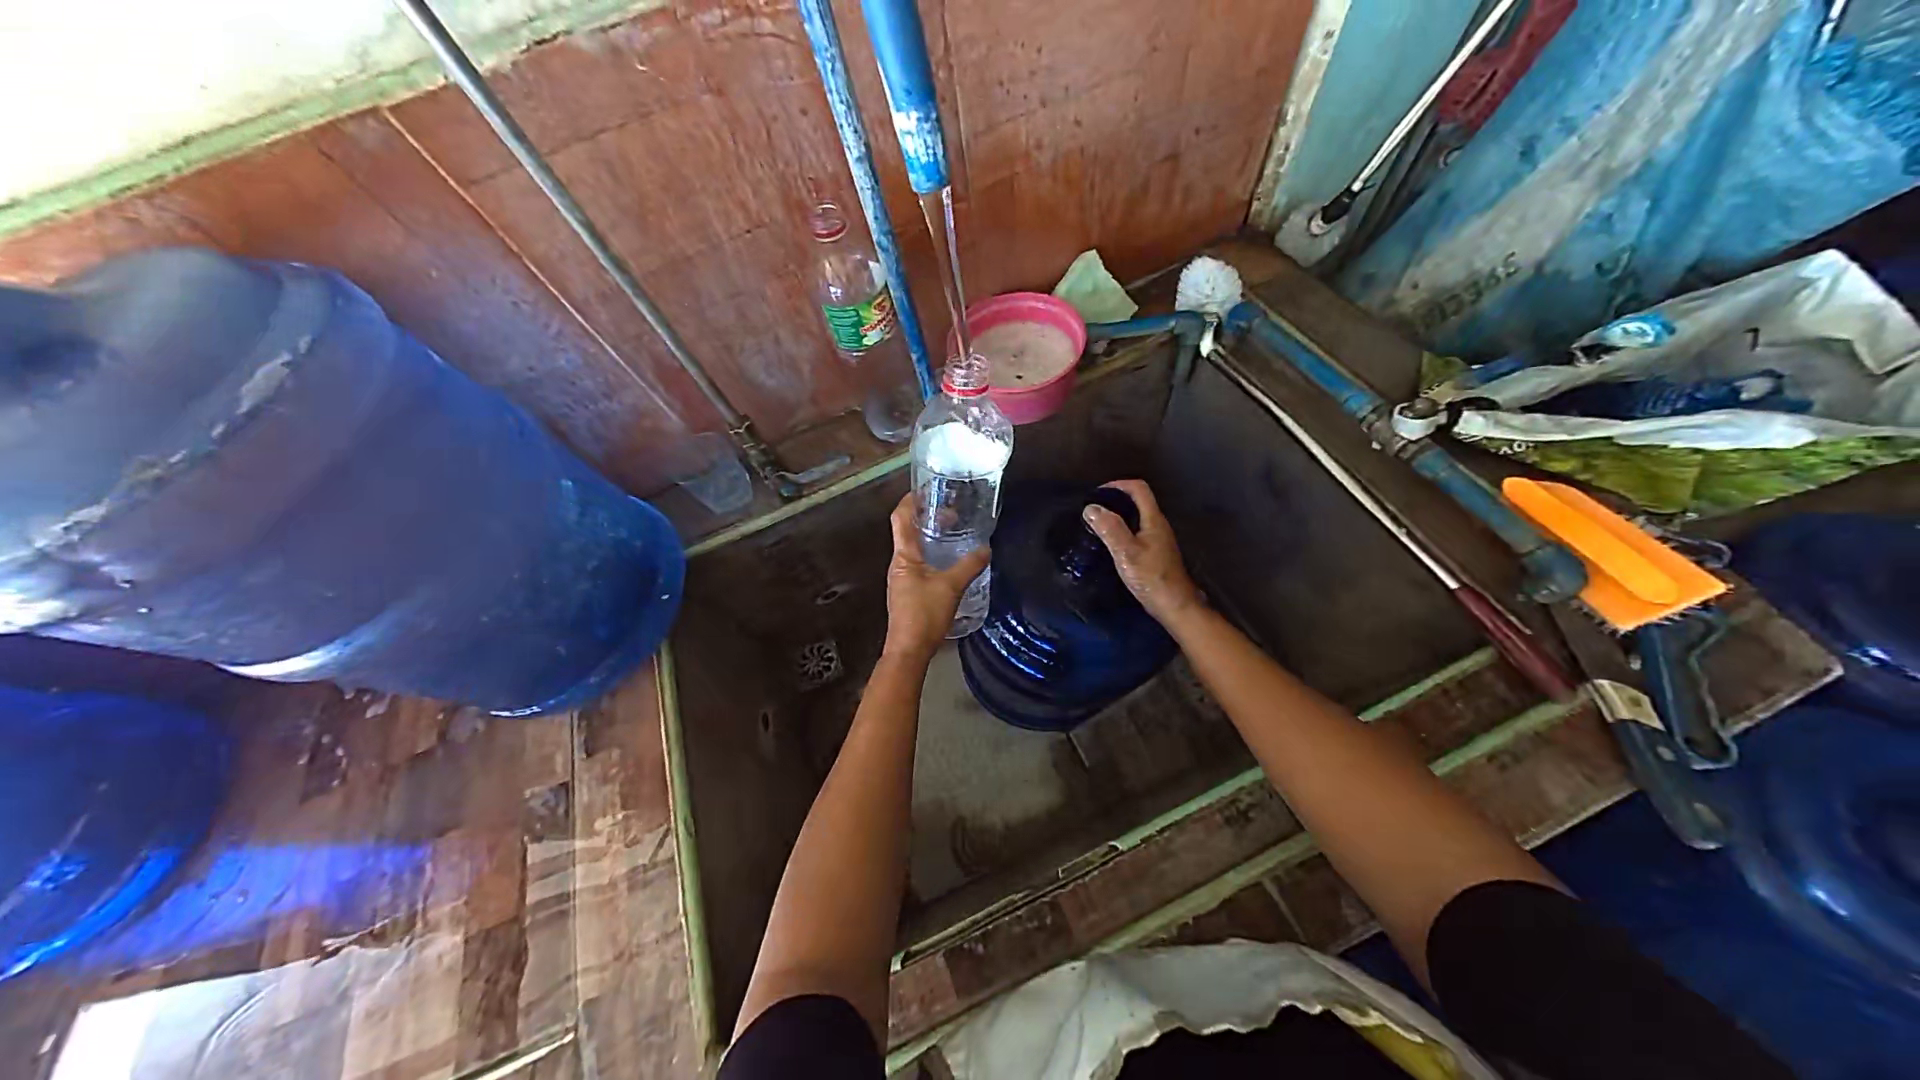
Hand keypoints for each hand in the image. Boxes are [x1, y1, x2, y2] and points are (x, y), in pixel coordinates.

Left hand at [884, 494, 989, 660]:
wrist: (909, 649)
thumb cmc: (925, 615)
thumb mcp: (952, 586)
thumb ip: (970, 566)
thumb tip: (986, 548)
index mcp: (904, 556)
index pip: (900, 518)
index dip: (910, 500)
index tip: (926, 490)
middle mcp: (899, 563)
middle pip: (907, 530)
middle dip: (925, 517)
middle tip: (949, 510)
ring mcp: (902, 578)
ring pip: (913, 548)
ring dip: (930, 536)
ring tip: (952, 531)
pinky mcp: (908, 591)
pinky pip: (918, 563)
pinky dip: (931, 554)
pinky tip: (948, 560)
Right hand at [1081, 479, 1203, 624]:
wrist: (1174, 605)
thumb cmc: (1152, 578)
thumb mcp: (1126, 552)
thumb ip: (1110, 529)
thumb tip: (1091, 507)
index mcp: (1154, 520)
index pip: (1139, 489)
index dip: (1118, 485)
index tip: (1097, 493)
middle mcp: (1158, 525)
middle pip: (1138, 501)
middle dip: (1115, 499)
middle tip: (1094, 509)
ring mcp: (1158, 539)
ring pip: (1137, 517)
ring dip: (1118, 515)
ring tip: (1097, 524)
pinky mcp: (1155, 552)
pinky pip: (1137, 531)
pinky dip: (1122, 530)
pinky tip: (1110, 543)